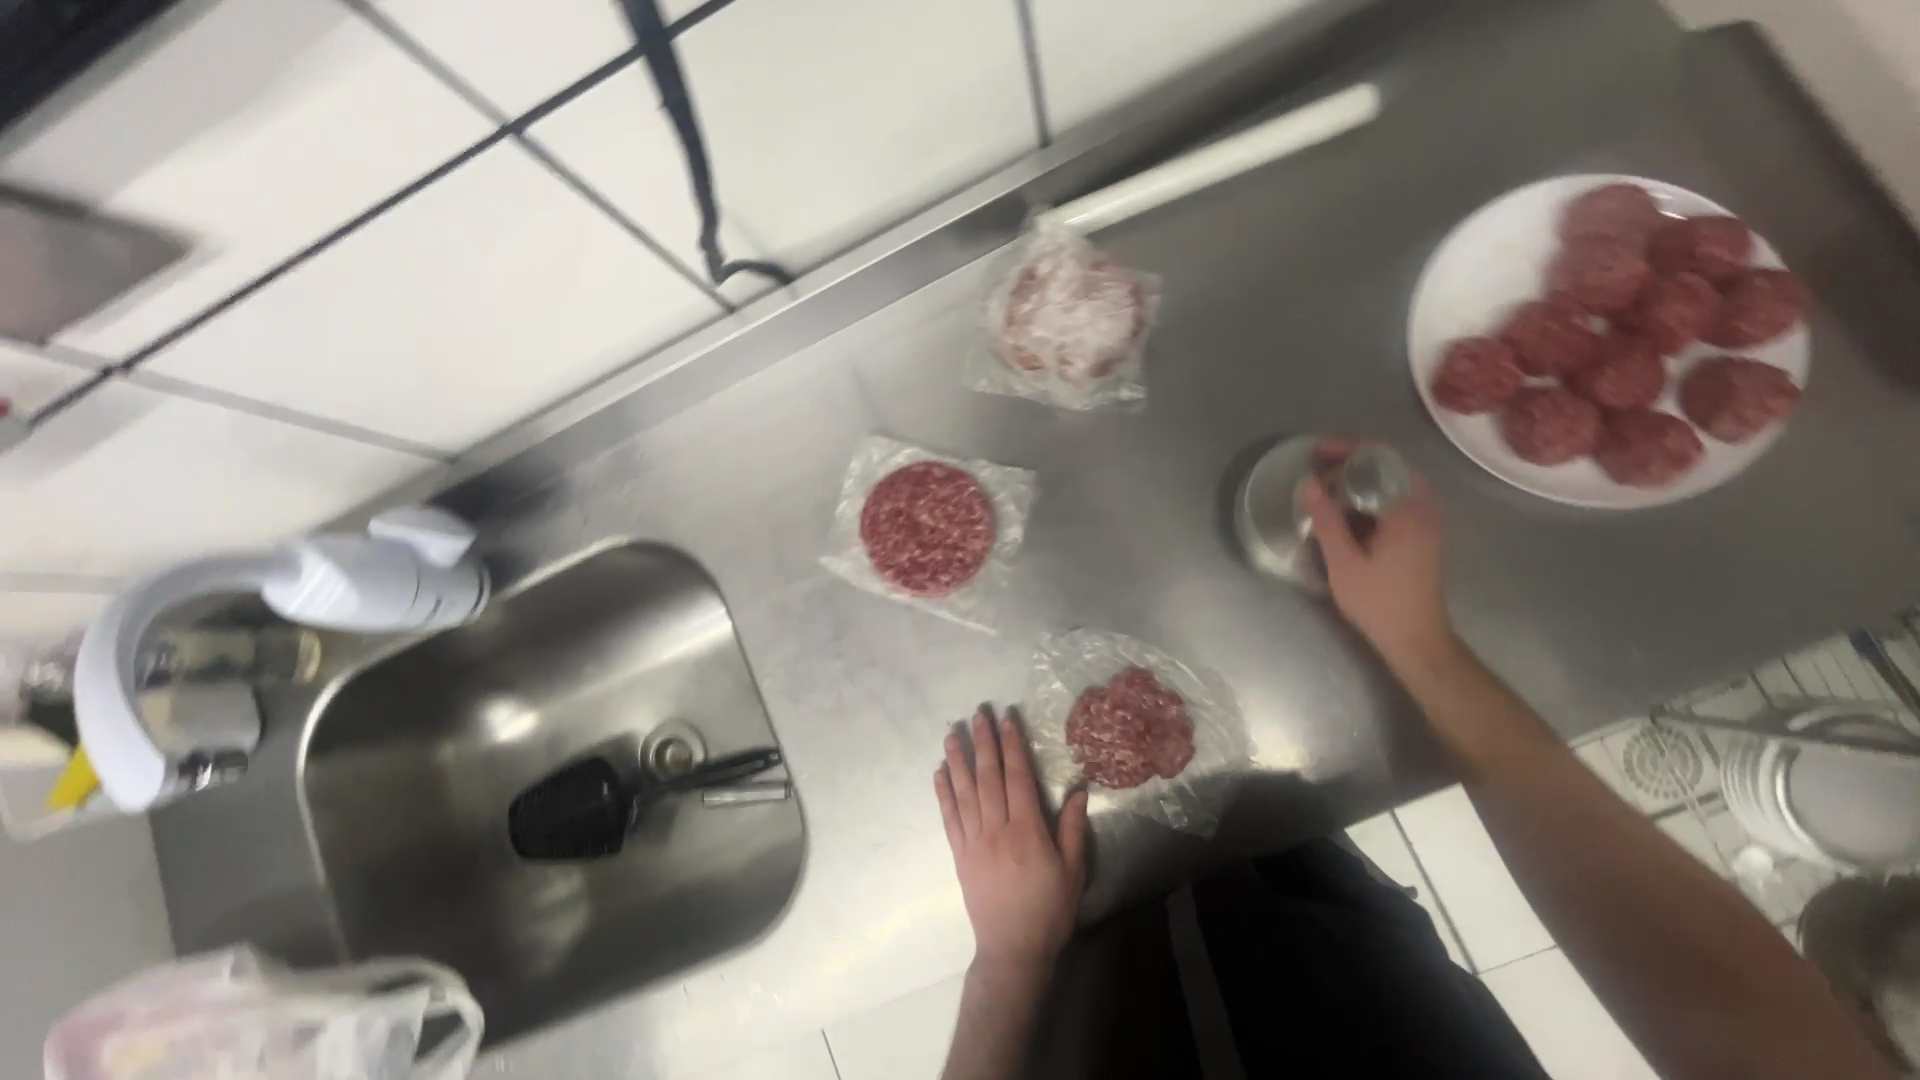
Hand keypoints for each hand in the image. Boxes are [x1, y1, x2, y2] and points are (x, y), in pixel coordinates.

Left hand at [935, 706, 1089, 975]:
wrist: (1013, 949)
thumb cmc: (1049, 910)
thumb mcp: (1074, 871)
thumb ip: (1073, 828)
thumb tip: (1079, 790)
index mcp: (1027, 830)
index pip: (1018, 778)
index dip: (1012, 747)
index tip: (1007, 721)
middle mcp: (997, 829)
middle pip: (988, 778)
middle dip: (984, 743)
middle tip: (978, 714)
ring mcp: (974, 841)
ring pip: (963, 792)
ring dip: (957, 761)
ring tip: (952, 734)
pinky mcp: (960, 855)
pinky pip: (949, 818)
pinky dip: (943, 793)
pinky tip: (939, 773)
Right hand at [1303, 445, 1454, 670]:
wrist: (1416, 638)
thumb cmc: (1380, 603)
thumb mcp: (1344, 563)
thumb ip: (1326, 520)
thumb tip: (1308, 484)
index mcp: (1408, 511)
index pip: (1381, 458)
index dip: (1348, 448)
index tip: (1317, 452)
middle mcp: (1423, 508)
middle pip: (1388, 466)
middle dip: (1351, 462)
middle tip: (1318, 469)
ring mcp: (1426, 521)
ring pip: (1392, 483)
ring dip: (1359, 480)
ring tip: (1325, 489)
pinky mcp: (1421, 534)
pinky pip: (1395, 500)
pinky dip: (1369, 497)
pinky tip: (1345, 512)